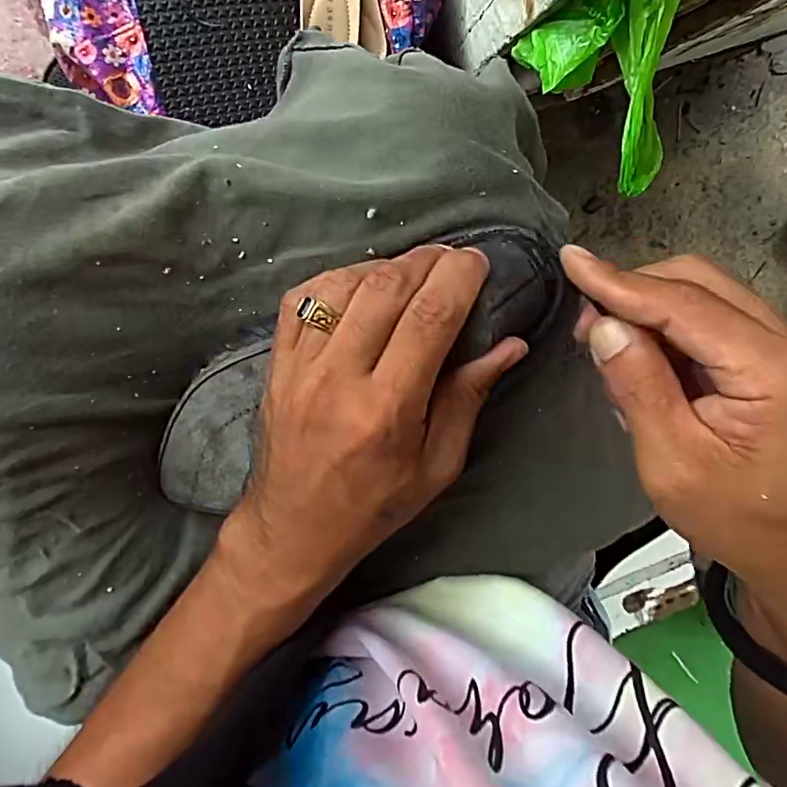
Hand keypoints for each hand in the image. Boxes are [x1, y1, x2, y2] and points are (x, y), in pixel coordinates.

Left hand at [218, 245, 527, 601]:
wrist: (292, 527)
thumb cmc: (372, 505)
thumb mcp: (436, 466)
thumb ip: (469, 398)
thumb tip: (510, 345)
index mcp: (386, 409)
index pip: (429, 317)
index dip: (458, 277)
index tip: (477, 262)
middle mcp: (338, 378)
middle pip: (386, 288)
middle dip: (427, 260)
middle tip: (450, 259)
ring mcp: (299, 366)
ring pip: (342, 284)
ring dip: (384, 266)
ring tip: (409, 272)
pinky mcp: (276, 362)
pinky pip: (302, 298)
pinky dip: (335, 279)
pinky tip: (358, 285)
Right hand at [559, 247, 786, 652]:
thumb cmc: (743, 527)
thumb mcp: (674, 464)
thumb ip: (639, 386)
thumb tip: (606, 325)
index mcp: (778, 371)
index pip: (685, 305)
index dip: (620, 281)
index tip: (571, 260)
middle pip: (703, 284)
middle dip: (637, 291)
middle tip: (587, 326)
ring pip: (712, 298)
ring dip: (654, 310)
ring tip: (613, 348)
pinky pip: (722, 326)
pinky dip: (677, 332)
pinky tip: (651, 364)